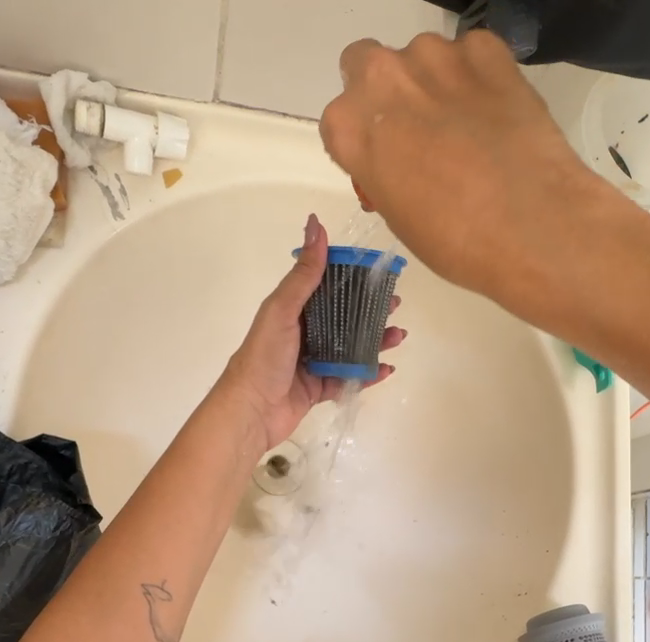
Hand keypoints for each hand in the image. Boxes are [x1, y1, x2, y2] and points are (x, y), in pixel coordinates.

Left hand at [211, 213, 404, 449]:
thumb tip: (316, 224)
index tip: (379, 274)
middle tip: (396, 306)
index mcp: (292, 310)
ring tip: (398, 337)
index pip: (327, 287)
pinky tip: (386, 369)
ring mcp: (312, 362)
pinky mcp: (318, 389)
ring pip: (350, 348)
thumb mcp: (283, 309)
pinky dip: (368, 374)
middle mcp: (303, 333)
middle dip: (371, 311)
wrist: (251, 410)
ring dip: (375, 341)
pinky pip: (348, 379)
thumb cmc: (263, 356)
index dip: (353, 278)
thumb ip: (304, 273)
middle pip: (343, 317)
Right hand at [319, 32, 620, 305]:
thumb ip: (384, 170)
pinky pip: (472, 56)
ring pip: (423, 61)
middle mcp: (383, 77)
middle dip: (391, 97)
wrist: (530, 226)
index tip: (388, 161)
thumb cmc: (454, 240)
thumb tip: (403, 158)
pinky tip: (496, 120)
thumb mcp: (397, 216)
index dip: (367, 140)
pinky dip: (479, 79)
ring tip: (470, 134)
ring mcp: (436, 56)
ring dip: (437, 87)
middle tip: (423, 138)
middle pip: (370, 69)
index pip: (342, 120)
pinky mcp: (486, 49)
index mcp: (350, 126)